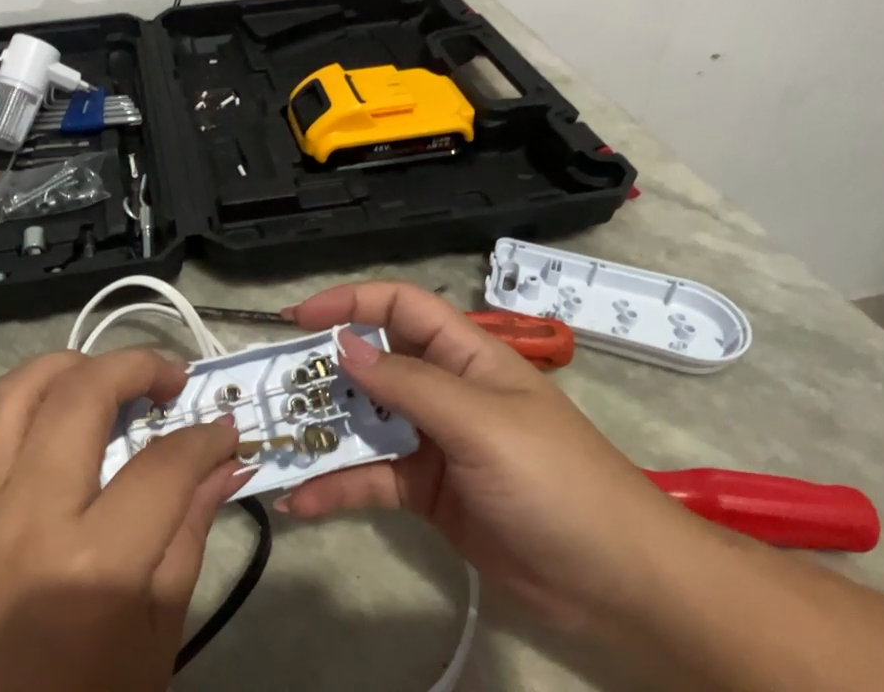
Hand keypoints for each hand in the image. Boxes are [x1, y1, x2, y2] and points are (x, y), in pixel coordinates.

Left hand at [0, 348, 242, 691]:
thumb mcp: (156, 633)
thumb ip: (188, 534)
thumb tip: (224, 463)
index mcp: (94, 562)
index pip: (164, 465)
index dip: (206, 438)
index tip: (225, 430)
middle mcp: (29, 518)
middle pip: (81, 397)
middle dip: (136, 367)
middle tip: (170, 378)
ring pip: (13, 394)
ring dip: (65, 367)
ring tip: (103, 376)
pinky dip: (7, 404)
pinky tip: (38, 412)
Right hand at [276, 282, 702, 629]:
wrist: (614, 580)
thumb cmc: (553, 481)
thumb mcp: (480, 423)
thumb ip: (410, 383)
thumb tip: (342, 345)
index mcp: (466, 356)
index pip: (400, 307)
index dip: (350, 303)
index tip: (296, 319)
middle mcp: (445, 391)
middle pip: (373, 365)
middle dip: (323, 372)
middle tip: (269, 390)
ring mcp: (435, 443)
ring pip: (366, 424)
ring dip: (322, 433)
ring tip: (273, 447)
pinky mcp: (428, 492)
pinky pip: (372, 480)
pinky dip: (338, 488)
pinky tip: (303, 502)